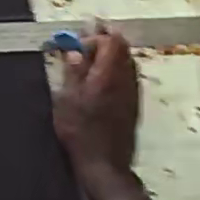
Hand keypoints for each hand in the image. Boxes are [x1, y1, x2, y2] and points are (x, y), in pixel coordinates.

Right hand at [52, 29, 139, 183]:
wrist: (104, 164)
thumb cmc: (80, 130)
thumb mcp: (66, 99)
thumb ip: (73, 72)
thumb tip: (76, 51)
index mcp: (108, 76)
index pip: (111, 43)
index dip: (95, 37)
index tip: (77, 42)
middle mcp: (125, 80)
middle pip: (123, 50)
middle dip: (106, 39)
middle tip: (88, 35)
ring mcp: (132, 93)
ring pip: (127, 62)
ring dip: (111, 53)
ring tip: (92, 52)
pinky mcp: (132, 105)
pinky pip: (128, 76)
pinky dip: (115, 67)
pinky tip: (101, 74)